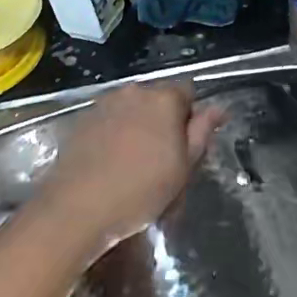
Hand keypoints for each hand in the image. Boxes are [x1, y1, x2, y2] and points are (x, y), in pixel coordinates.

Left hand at [35, 81, 223, 251]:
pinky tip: (111, 161)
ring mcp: (105, 102)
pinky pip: (111, 118)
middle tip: (164, 157)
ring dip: (139, 124)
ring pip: (133, 107)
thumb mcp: (183, 167)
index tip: (187, 144)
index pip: (188, 91)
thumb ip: (202, 132)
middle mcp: (134, 91)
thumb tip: (218, 108)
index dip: (191, 115)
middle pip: (159, 97)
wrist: (78, 206)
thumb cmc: (141, 190)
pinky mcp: (84, 117)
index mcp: (164, 98)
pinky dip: (116, 132)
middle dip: (165, 118)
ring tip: (135, 161)